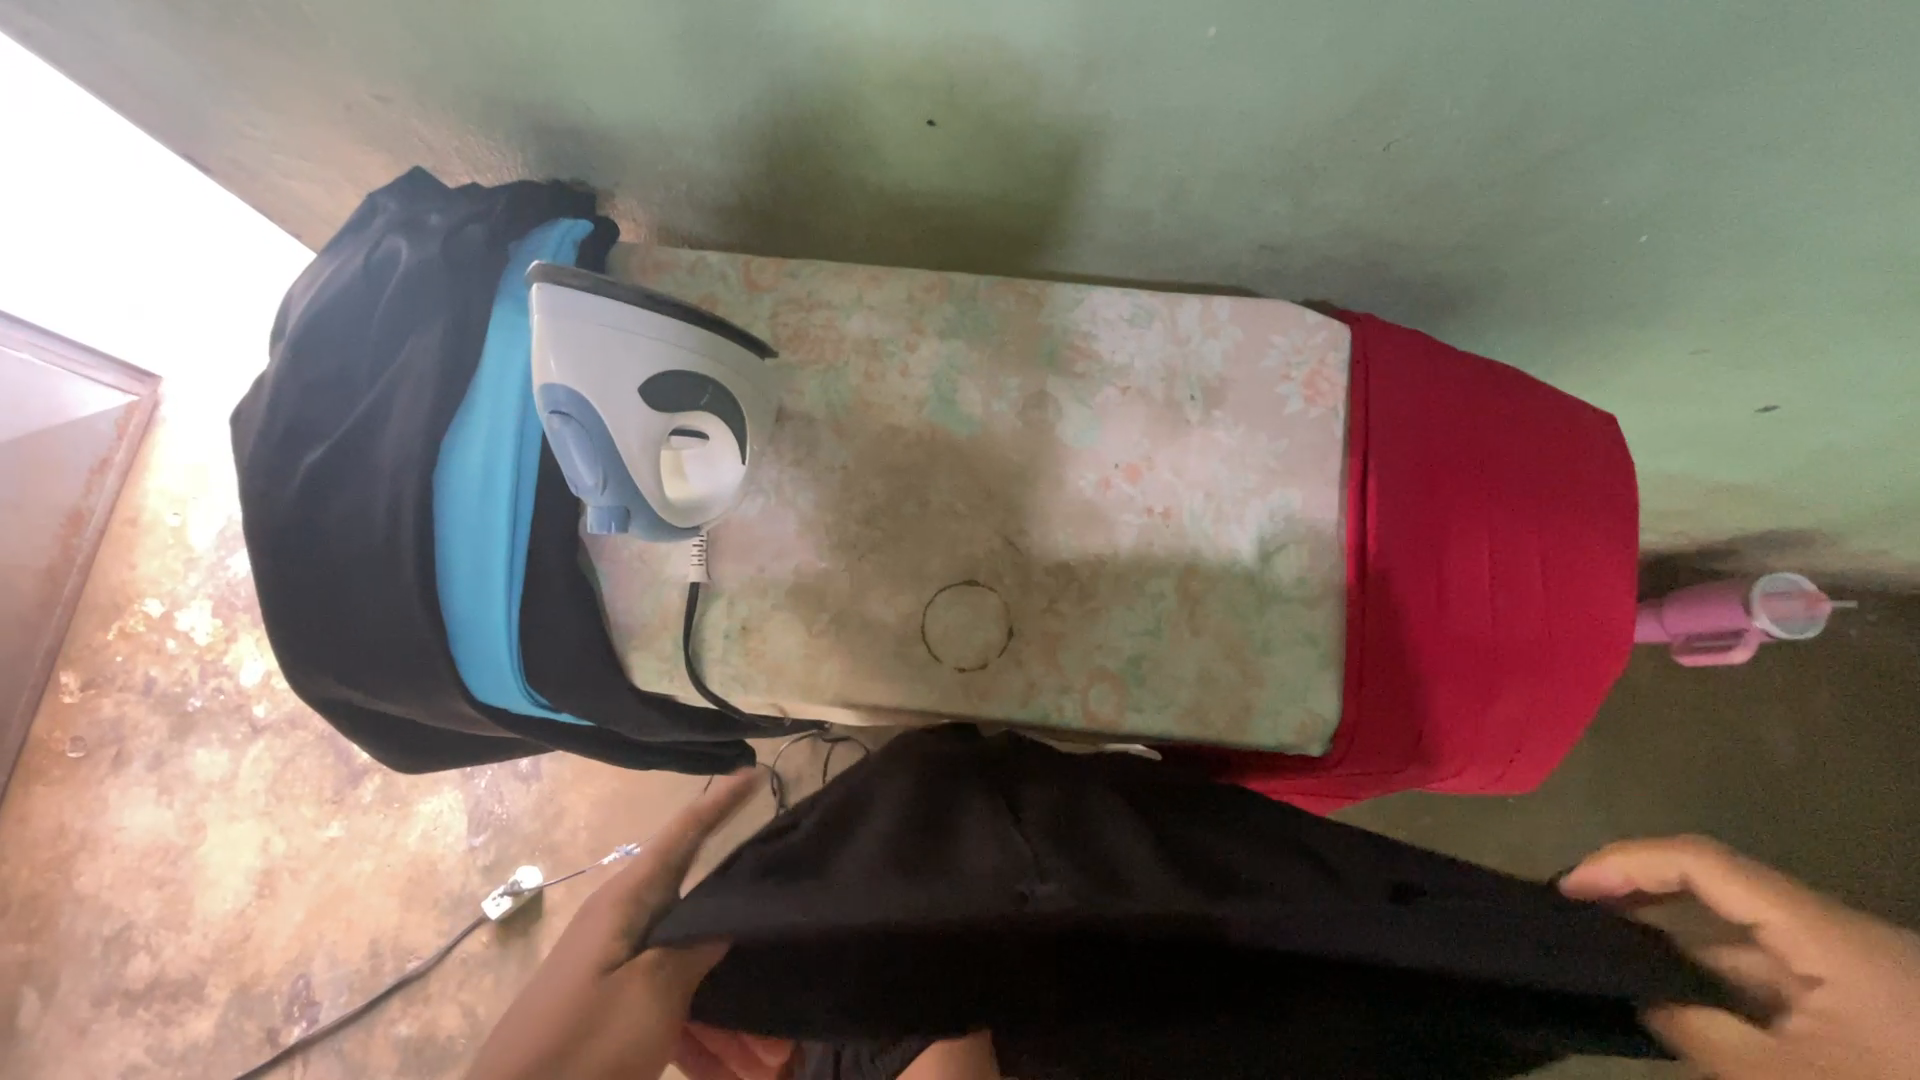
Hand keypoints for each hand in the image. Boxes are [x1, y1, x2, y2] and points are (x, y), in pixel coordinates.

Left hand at [466, 769, 771, 1079]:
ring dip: (731, 1017)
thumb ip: (695, 946)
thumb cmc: (581, 1047)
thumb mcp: (651, 994)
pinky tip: (730, 1070)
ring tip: (771, 1059)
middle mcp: (627, 923)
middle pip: (703, 913)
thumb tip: (727, 914)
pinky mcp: (617, 1006)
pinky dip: (705, 1039)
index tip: (755, 772)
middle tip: (786, 968)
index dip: (721, 802)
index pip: (684, 833)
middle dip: (745, 947)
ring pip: (696, 973)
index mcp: (628, 902)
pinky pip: (676, 1010)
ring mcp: (622, 967)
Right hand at [1560, 835, 1919, 1079]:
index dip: (1625, 863)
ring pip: (1745, 935)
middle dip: (1641, 891)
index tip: (1569, 889)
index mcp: (1826, 933)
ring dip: (1677, 943)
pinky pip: (1773, 970)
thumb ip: (1699, 1029)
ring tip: (1611, 956)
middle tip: (1575, 907)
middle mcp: (1840, 932)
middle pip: (1719, 887)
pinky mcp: (1869, 999)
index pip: (1703, 862)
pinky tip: (1678, 998)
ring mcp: (1858, 966)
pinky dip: (1717, 977)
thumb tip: (1642, 996)